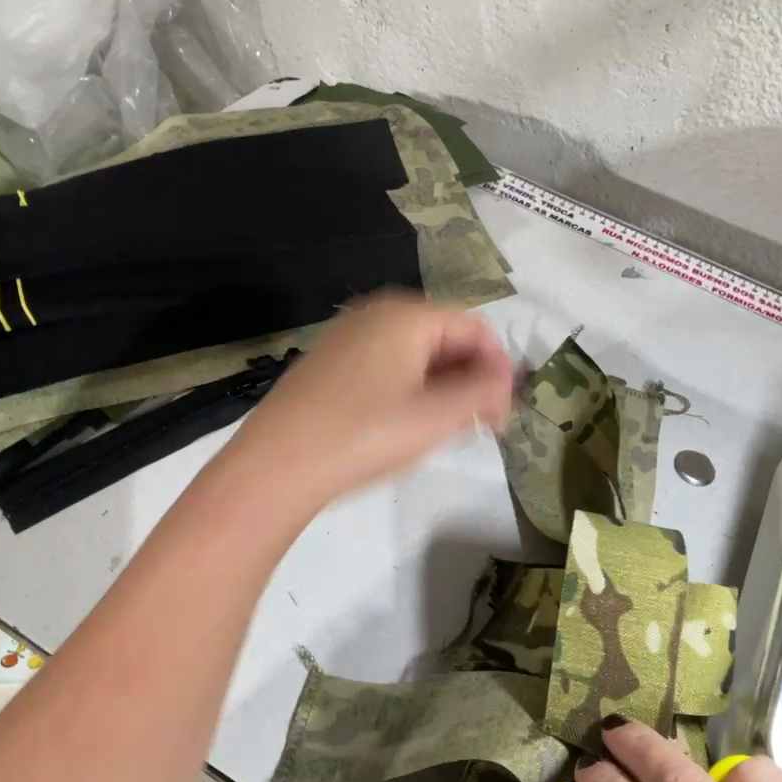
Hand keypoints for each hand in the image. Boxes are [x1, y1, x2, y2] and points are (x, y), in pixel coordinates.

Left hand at [212, 292, 514, 507]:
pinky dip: (410, 387)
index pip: (474, 326)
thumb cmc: (365, 435)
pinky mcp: (327, 363)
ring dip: (443, 385)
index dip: (499, 366)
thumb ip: (483, 393)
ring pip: (415, 352)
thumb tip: (506, 382)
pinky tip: (407, 425)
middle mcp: (376, 313)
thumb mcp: (436, 417)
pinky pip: (385, 364)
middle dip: (472, 376)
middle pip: (444, 335)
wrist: (274, 467)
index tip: (507, 411)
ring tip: (449, 429)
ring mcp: (346, 337)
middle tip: (484, 424)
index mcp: (406, 315)